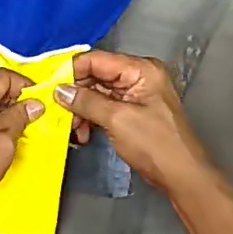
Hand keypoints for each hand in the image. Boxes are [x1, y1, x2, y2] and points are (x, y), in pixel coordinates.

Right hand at [53, 50, 211, 190]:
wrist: (181, 174)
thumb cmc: (158, 146)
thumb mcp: (118, 120)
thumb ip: (88, 102)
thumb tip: (61, 90)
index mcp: (142, 70)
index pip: (98, 59)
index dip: (72, 71)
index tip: (51, 86)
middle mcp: (140, 77)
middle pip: (96, 76)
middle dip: (76, 95)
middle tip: (60, 113)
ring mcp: (137, 95)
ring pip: (98, 94)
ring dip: (82, 110)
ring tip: (74, 130)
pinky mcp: (134, 113)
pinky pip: (106, 108)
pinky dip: (93, 119)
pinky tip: (83, 133)